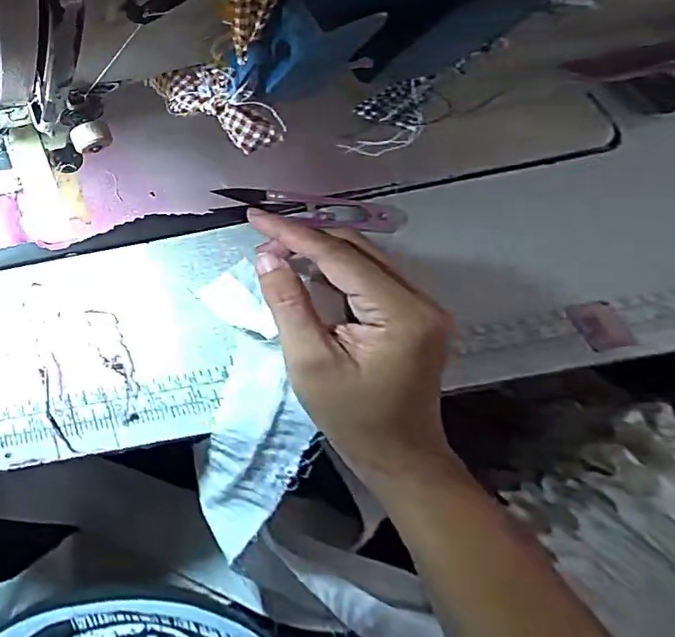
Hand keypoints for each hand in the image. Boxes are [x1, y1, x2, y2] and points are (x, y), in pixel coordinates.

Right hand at [249, 209, 459, 487]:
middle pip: (355, 249)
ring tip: (275, 249)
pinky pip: (367, 273)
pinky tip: (303, 268)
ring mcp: (420, 308)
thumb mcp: (308, 359)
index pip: (339, 257)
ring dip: (317, 248)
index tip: (254, 218)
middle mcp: (420, 303)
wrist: (399, 456)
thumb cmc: (352, 414)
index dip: (293, 234)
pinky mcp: (411, 315)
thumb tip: (266, 256)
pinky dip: (331, 264)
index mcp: (401, 314)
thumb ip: (287, 302)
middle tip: (260, 237)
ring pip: (361, 257)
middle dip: (304, 236)